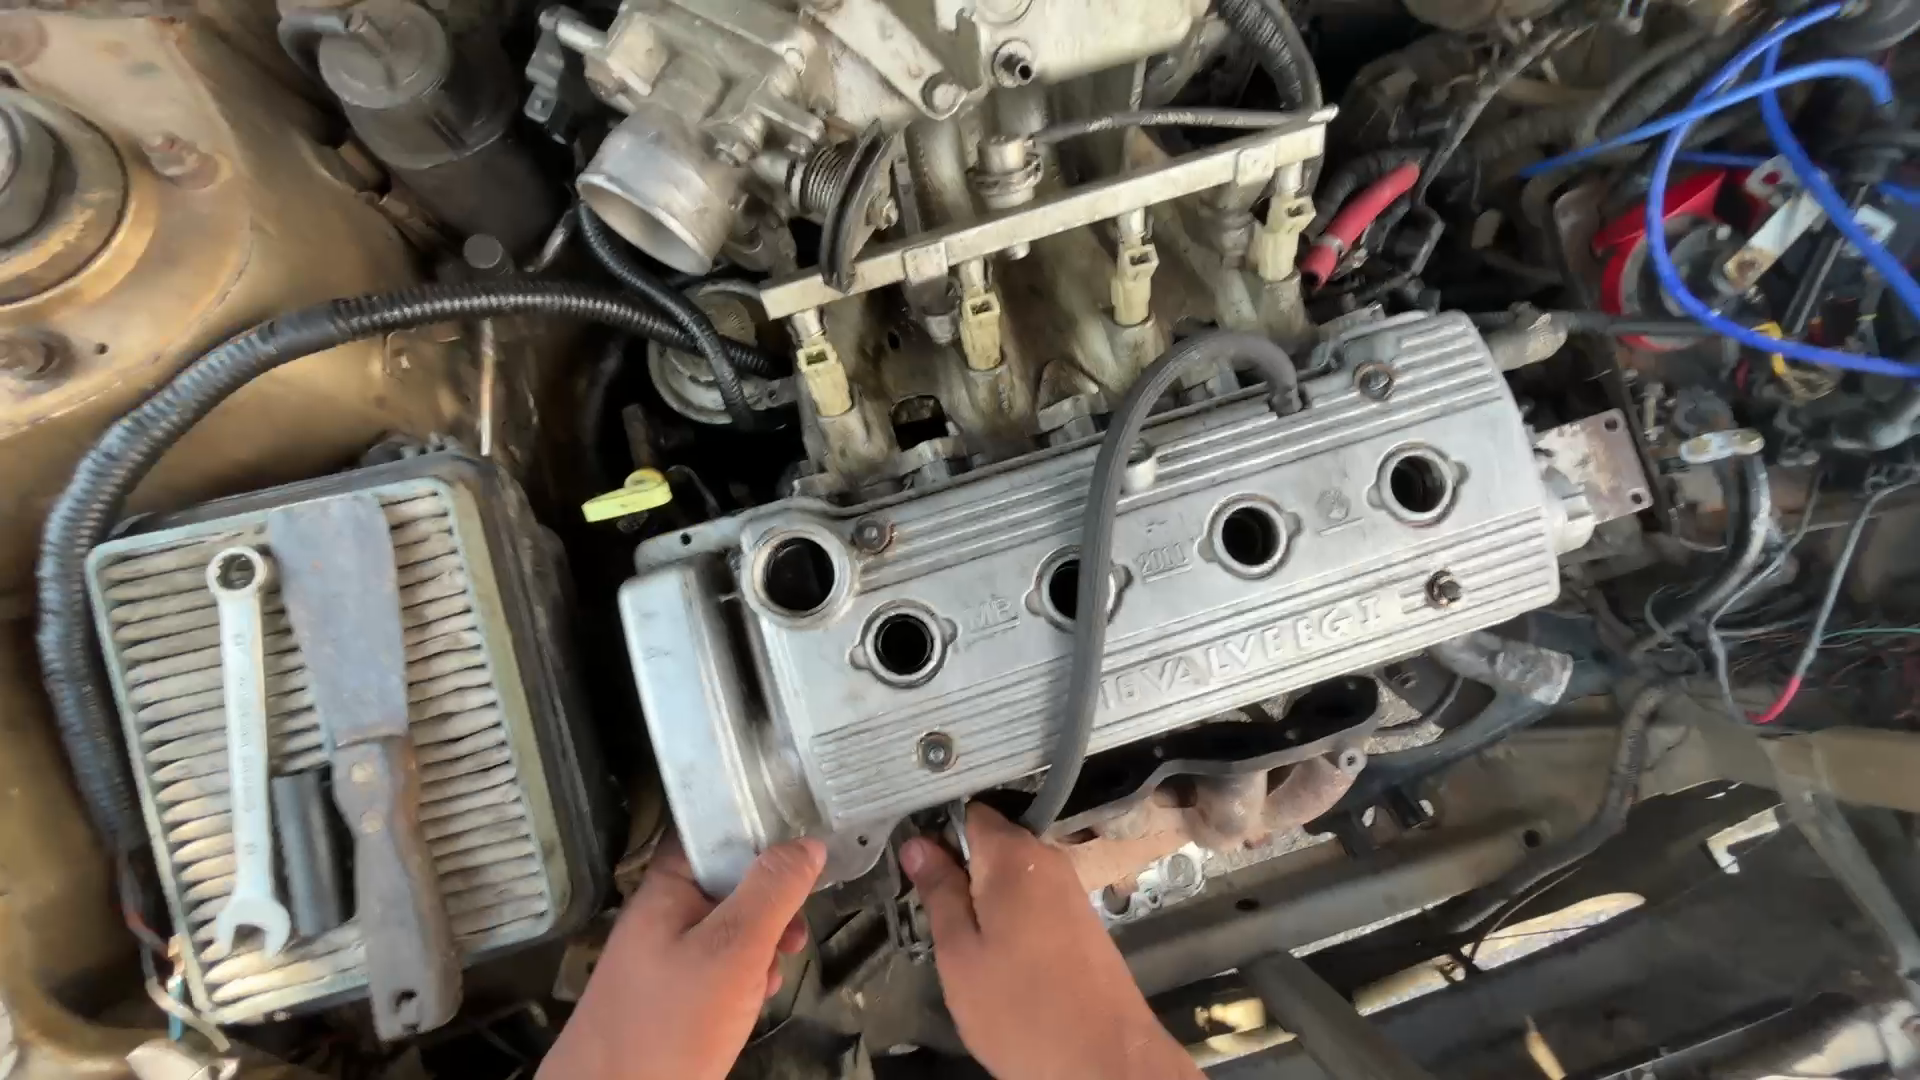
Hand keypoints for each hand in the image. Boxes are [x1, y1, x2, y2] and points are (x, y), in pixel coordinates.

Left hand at [538, 837, 825, 1079]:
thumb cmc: (669, 1024)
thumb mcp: (734, 949)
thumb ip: (773, 890)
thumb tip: (809, 844)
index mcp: (668, 886)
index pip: (710, 827)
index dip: (753, 820)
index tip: (798, 827)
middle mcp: (665, 912)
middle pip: (729, 876)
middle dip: (771, 894)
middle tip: (798, 919)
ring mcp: (667, 955)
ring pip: (731, 922)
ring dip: (764, 937)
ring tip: (785, 960)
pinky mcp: (674, 993)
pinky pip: (721, 963)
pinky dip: (747, 971)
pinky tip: (761, 992)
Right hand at [900, 805, 1201, 1079]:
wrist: (1106, 1062)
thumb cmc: (1022, 1010)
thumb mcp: (960, 954)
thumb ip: (938, 892)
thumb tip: (916, 845)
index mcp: (1012, 855)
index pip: (967, 812)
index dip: (937, 833)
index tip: (918, 868)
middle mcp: (1046, 856)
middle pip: (990, 840)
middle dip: (961, 869)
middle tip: (938, 915)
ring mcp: (1068, 884)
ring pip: (1011, 871)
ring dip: (986, 895)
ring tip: (970, 943)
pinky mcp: (1081, 914)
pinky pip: (1034, 894)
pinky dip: (1013, 913)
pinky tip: (1004, 954)